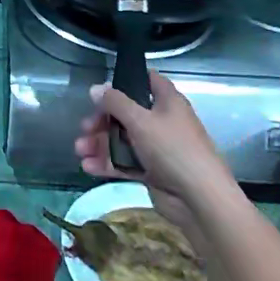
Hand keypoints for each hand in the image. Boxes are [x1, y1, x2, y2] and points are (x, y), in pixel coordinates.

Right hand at [74, 70, 235, 237]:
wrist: (199, 199)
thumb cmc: (173, 149)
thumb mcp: (141, 120)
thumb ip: (115, 103)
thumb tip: (95, 88)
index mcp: (167, 102)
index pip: (148, 81)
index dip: (127, 81)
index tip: (103, 87)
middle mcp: (162, 121)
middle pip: (126, 113)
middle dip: (102, 120)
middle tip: (85, 127)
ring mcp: (156, 148)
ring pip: (122, 139)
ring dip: (100, 143)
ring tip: (80, 150)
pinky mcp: (151, 171)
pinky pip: (125, 162)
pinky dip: (108, 163)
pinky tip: (88, 167)